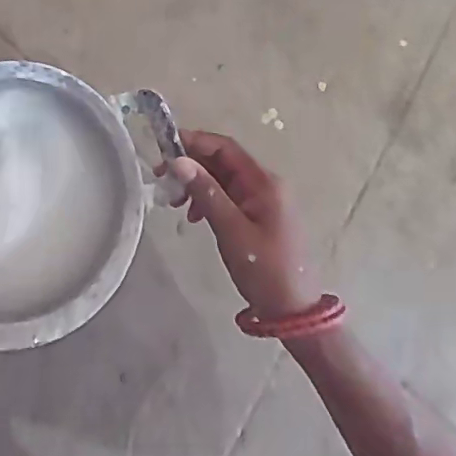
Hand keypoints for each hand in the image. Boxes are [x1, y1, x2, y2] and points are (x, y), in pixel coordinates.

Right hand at [162, 129, 318, 319]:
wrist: (294, 312)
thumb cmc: (265, 270)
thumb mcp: (231, 230)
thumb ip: (206, 193)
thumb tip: (179, 161)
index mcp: (264, 182)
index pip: (225, 147)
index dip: (194, 142)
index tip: (165, 149)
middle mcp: (264, 184)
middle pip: (222, 161)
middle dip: (191, 165)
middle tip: (162, 178)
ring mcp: (262, 201)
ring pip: (222, 179)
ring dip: (196, 184)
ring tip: (174, 201)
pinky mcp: (257, 216)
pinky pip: (227, 197)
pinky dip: (207, 199)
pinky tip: (193, 216)